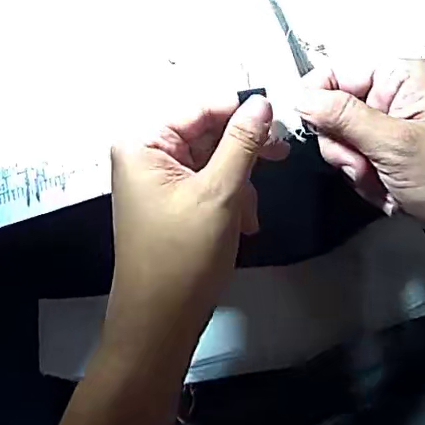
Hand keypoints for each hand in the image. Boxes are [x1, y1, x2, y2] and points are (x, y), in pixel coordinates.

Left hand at [102, 94, 286, 366]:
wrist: (160, 323)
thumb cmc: (184, 255)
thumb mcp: (219, 194)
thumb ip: (242, 143)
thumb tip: (261, 101)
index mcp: (143, 141)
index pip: (196, 107)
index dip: (238, 110)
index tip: (278, 118)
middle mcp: (145, 152)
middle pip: (204, 130)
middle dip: (241, 151)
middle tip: (281, 156)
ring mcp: (157, 176)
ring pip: (210, 158)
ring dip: (239, 181)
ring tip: (250, 214)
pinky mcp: (170, 199)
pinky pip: (205, 181)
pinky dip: (229, 197)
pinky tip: (244, 223)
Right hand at [295, 59, 424, 247]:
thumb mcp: (395, 146)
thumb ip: (340, 116)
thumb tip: (296, 96)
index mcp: (403, 77)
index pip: (336, 72)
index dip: (317, 99)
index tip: (314, 130)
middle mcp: (398, 96)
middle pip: (335, 110)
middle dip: (345, 146)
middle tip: (366, 168)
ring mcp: (399, 129)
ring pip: (344, 141)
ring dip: (358, 170)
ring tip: (387, 187)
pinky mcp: (399, 158)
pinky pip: (361, 163)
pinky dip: (371, 183)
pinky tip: (395, 198)